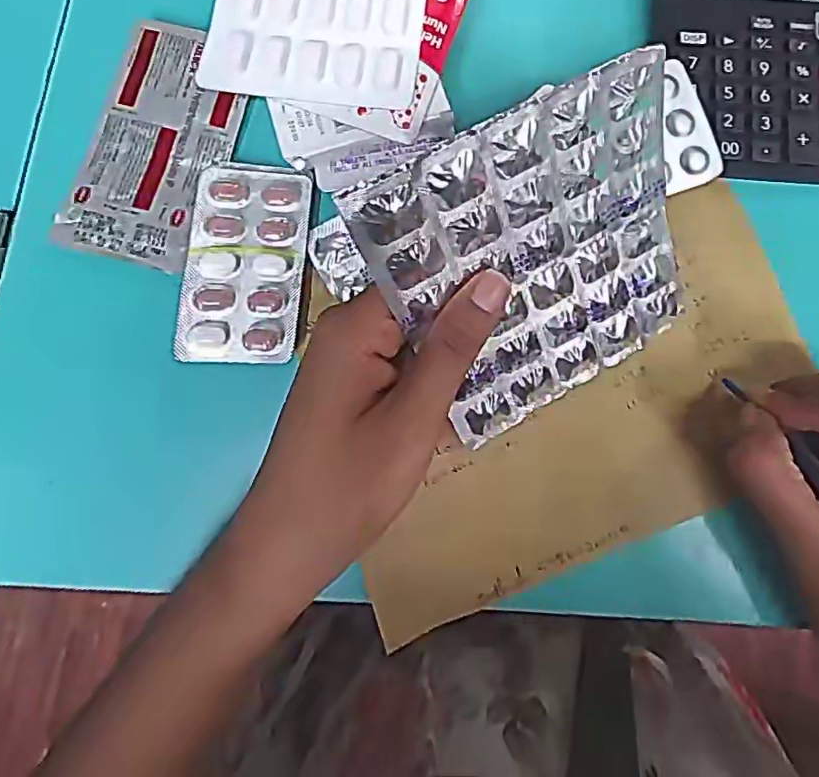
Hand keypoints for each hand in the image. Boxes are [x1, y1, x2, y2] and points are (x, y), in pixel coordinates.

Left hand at [219, 271, 510, 612]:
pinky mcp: (351, 384)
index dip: (469, 275)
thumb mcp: (413, 417)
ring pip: (413, 335)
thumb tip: (492, 279)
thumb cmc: (348, 488)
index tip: (524, 269)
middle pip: (417, 303)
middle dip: (467, 314)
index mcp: (353, 326)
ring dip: (453, 348)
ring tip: (517, 343)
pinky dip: (432, 373)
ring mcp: (346, 358)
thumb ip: (452, 347)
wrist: (286, 550)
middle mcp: (345, 331)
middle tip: (533, 312)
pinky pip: (400, 361)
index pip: (419, 276)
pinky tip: (471, 384)